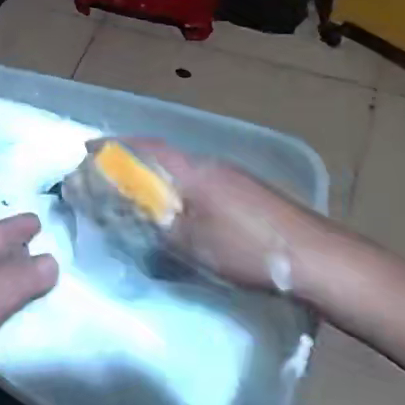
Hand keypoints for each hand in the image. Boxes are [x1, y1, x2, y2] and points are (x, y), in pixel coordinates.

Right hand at [119, 138, 344, 296]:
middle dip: (131, 160)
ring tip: (137, 193)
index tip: (88, 150)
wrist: (317, 257)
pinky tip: (179, 207)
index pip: (144, 147)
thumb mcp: (191, 244)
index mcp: (193, 171)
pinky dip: (177, 186)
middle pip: (161, 153)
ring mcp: (232, 175)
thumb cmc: (248, 248)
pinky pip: (199, 179)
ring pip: (182, 168)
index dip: (114, 146)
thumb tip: (129, 212)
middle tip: (107, 176)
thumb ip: (156, 225)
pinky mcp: (247, 191)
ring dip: (155, 174)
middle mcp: (209, 164)